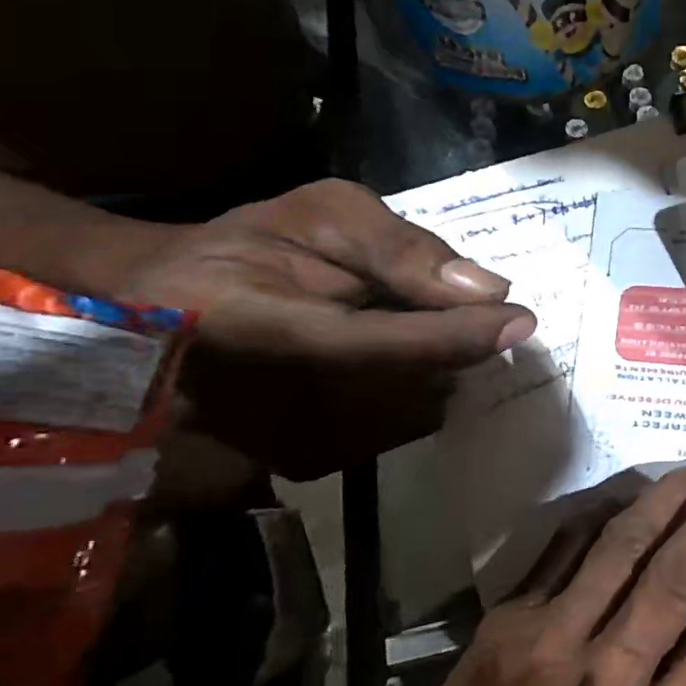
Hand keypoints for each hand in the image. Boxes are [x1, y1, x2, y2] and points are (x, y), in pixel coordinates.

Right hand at [113, 179, 535, 477]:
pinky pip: (404, 424)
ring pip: (421, 407)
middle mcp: (270, 409)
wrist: (164, 317)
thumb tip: (486, 289)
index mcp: (254, 328)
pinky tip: (378, 362)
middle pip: (415, 383)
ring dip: (435, 366)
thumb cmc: (246, 253)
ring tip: (388, 327)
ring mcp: (290, 450)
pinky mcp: (309, 468)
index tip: (522, 320)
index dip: (454, 335)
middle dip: (453, 342)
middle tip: (433, 303)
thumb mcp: (319, 217)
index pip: (376, 344)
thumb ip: (398, 248)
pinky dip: (415, 388)